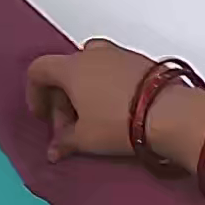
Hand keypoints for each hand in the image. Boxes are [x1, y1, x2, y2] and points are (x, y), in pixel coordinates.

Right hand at [25, 39, 159, 161]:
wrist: (169, 114)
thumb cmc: (119, 122)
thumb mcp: (85, 139)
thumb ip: (64, 142)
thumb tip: (55, 150)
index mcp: (72, 67)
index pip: (40, 70)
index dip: (35, 94)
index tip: (43, 116)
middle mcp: (93, 53)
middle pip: (65, 70)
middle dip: (61, 99)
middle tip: (68, 128)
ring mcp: (119, 54)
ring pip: (90, 68)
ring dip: (85, 91)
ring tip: (92, 119)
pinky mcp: (141, 62)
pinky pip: (113, 71)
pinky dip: (106, 88)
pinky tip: (115, 112)